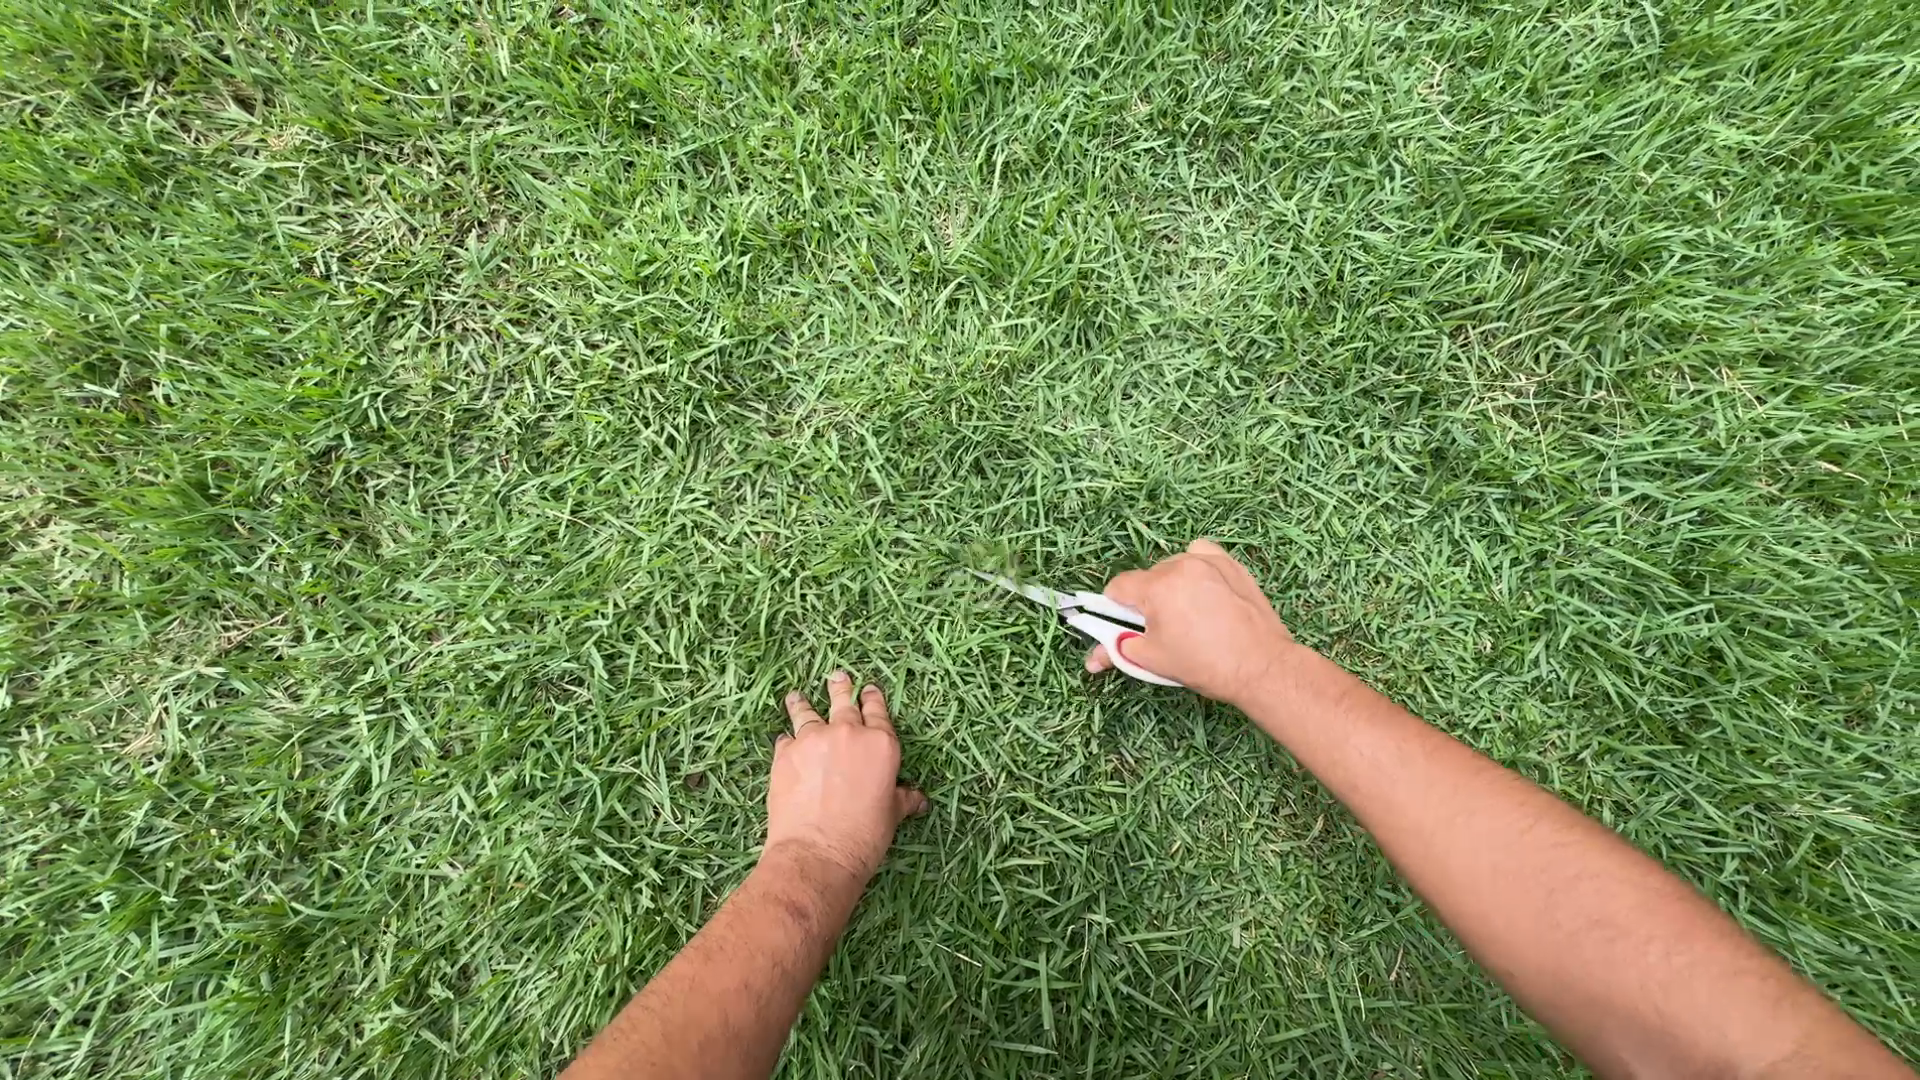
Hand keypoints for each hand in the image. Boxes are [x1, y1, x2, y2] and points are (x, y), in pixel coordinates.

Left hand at [766, 672, 928, 885]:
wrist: (818, 853)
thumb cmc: (864, 837)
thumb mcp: (891, 815)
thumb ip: (903, 799)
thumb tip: (920, 800)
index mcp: (881, 745)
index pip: (877, 712)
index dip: (873, 699)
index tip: (868, 690)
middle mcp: (848, 733)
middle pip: (844, 702)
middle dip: (841, 688)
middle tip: (837, 676)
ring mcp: (814, 739)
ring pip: (808, 712)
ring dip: (803, 703)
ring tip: (796, 696)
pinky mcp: (786, 753)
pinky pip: (786, 738)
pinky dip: (787, 738)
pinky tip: (785, 738)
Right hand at [1085, 539, 1299, 706]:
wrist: (1262, 666)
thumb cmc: (1204, 664)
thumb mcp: (1152, 660)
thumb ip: (1117, 651)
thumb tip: (1092, 660)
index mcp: (1157, 587)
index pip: (1118, 587)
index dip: (1116, 608)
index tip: (1128, 625)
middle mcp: (1180, 565)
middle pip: (1146, 578)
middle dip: (1147, 601)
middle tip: (1163, 629)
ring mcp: (1208, 561)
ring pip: (1172, 567)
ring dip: (1170, 585)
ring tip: (1187, 613)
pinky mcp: (1231, 564)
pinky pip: (1201, 555)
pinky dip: (1195, 569)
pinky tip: (1203, 591)